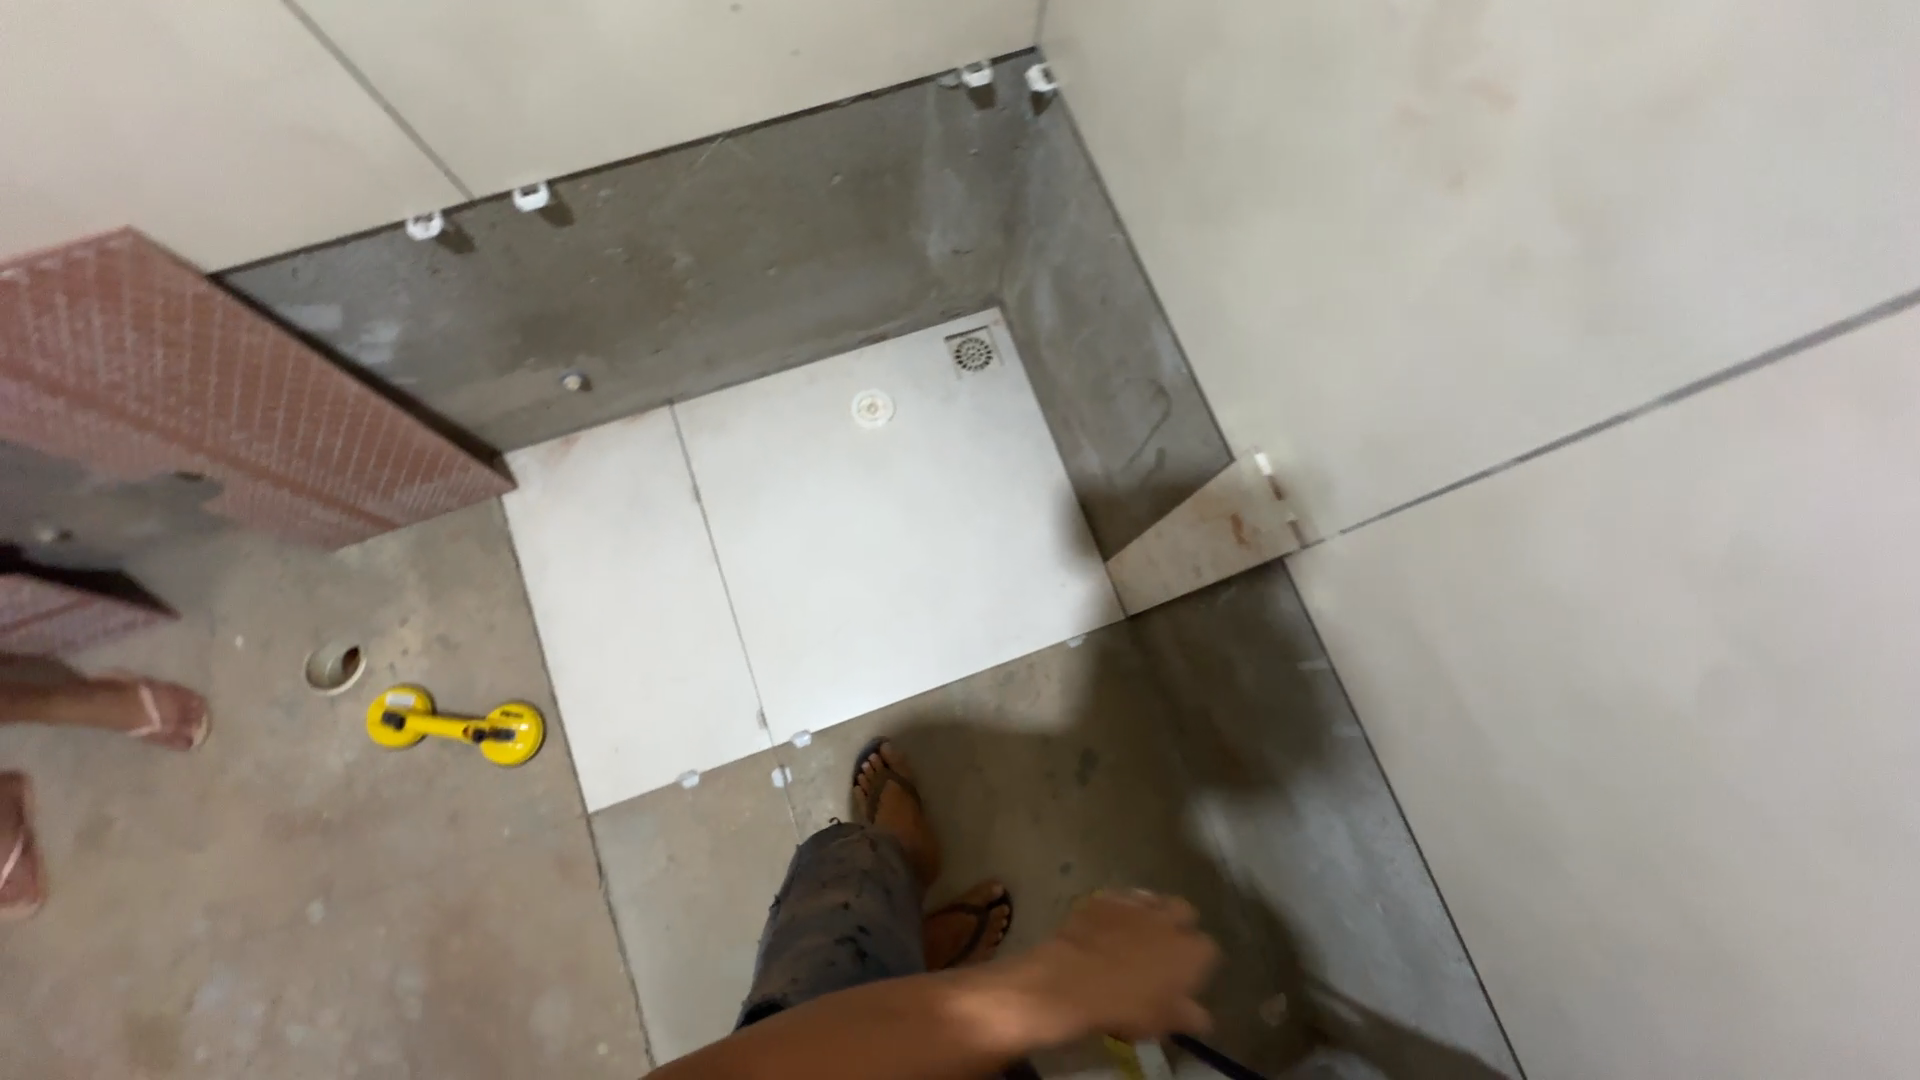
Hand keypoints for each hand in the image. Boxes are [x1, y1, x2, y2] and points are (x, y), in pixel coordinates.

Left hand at [1011, 889, 1219, 1042]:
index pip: (1209, 949)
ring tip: (1139, 933)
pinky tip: (1110, 924)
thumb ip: (1189, 1016)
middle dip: (1181, 924)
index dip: (1200, 962)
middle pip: (1185, 911)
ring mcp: (1135, 904)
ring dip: (1151, 913)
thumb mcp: (1164, 1022)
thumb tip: (1201, 1016)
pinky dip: (1120, 910)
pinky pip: (1120, 898)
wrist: (1074, 979)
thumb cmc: (1126, 1006)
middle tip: (1167, 947)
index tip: (1189, 975)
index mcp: (1190, 951)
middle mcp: (1168, 919)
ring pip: (1153, 899)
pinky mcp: (1105, 897)